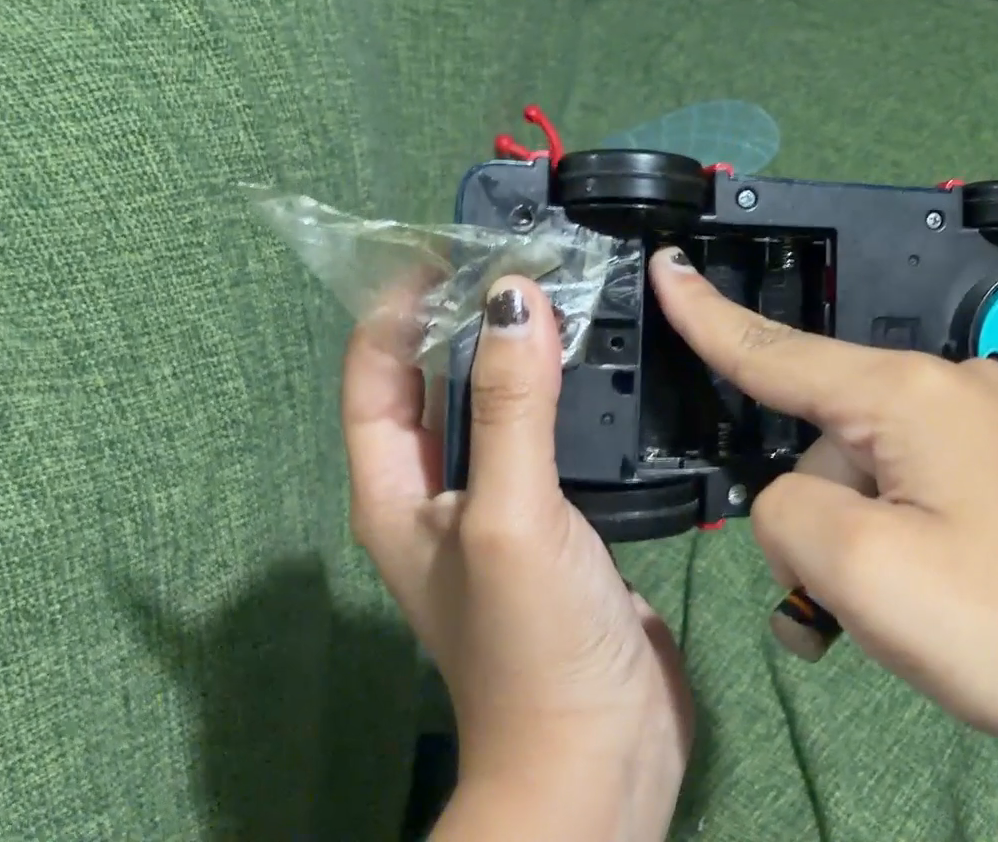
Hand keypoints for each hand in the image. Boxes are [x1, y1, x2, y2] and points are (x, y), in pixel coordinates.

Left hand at [342, 276, 690, 841]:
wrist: (602, 744)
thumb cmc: (532, 638)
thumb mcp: (509, 512)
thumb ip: (513, 407)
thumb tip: (513, 298)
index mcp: (401, 496)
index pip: (376, 382)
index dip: (396, 313)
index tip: (445, 252)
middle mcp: (450, 498)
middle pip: (447, 392)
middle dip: (474, 326)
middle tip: (529, 264)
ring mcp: (515, 514)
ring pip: (514, 414)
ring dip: (534, 360)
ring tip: (578, 304)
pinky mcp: (574, 528)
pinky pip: (567, 444)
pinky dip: (583, 403)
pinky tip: (621, 380)